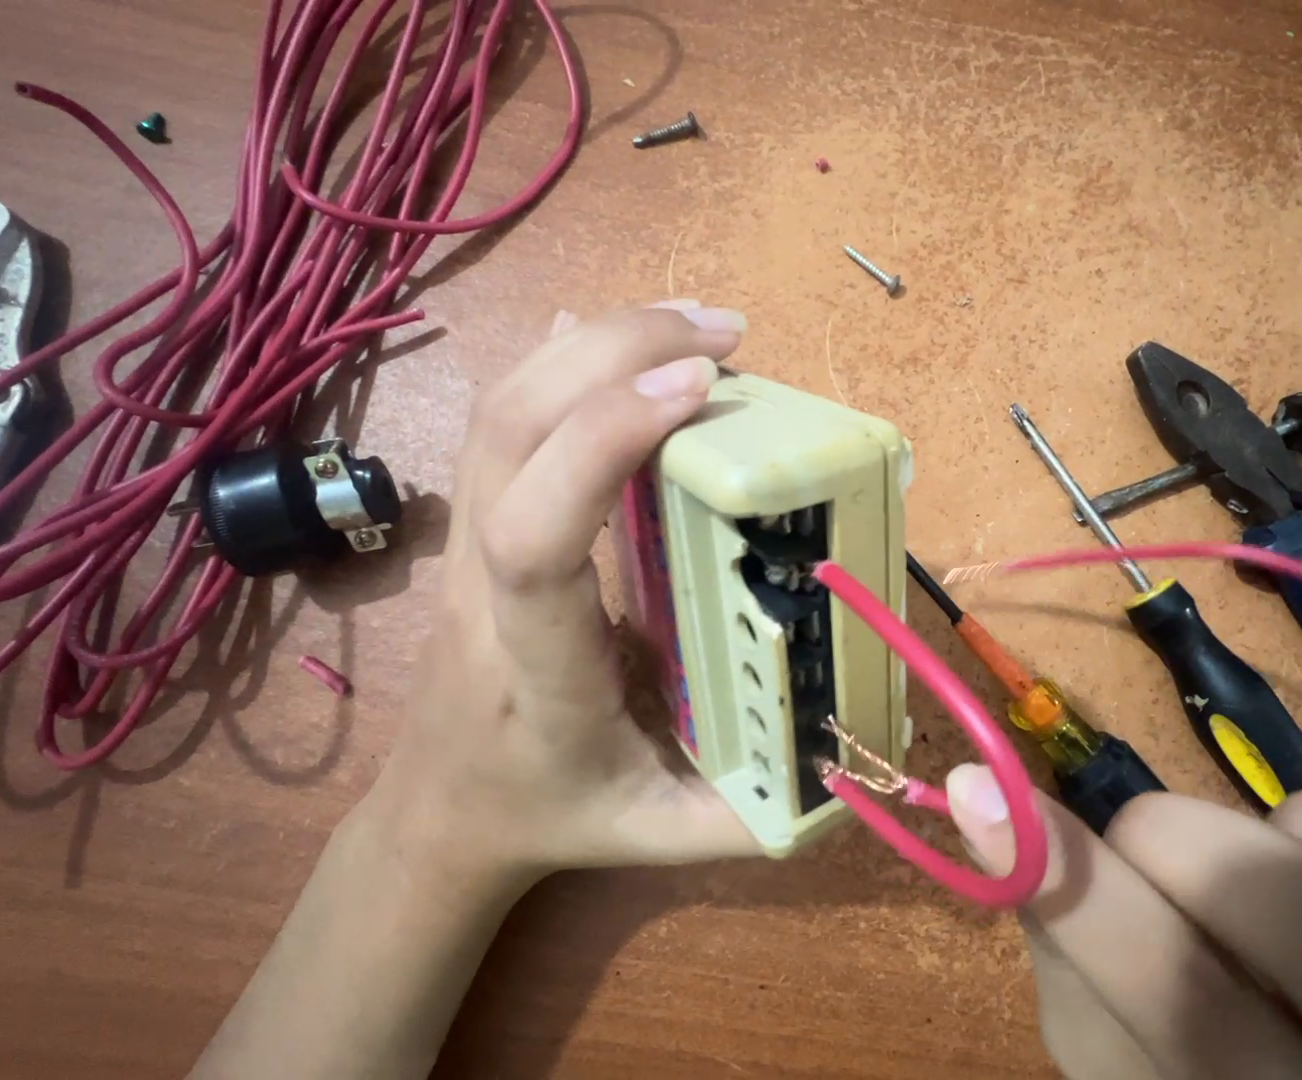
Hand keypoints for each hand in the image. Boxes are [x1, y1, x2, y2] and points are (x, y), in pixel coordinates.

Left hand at [371, 301, 761, 895]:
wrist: (446, 806)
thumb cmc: (556, 815)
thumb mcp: (663, 836)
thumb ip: (758, 813)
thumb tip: (855, 753)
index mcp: (537, 671)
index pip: (536, 539)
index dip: (603, 443)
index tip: (696, 388)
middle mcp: (483, 593)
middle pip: (506, 433)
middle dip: (612, 356)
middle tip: (724, 338)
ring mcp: (468, 550)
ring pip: (499, 410)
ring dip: (596, 346)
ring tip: (697, 329)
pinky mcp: (479, 524)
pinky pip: (503, 420)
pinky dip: (565, 362)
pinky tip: (623, 340)